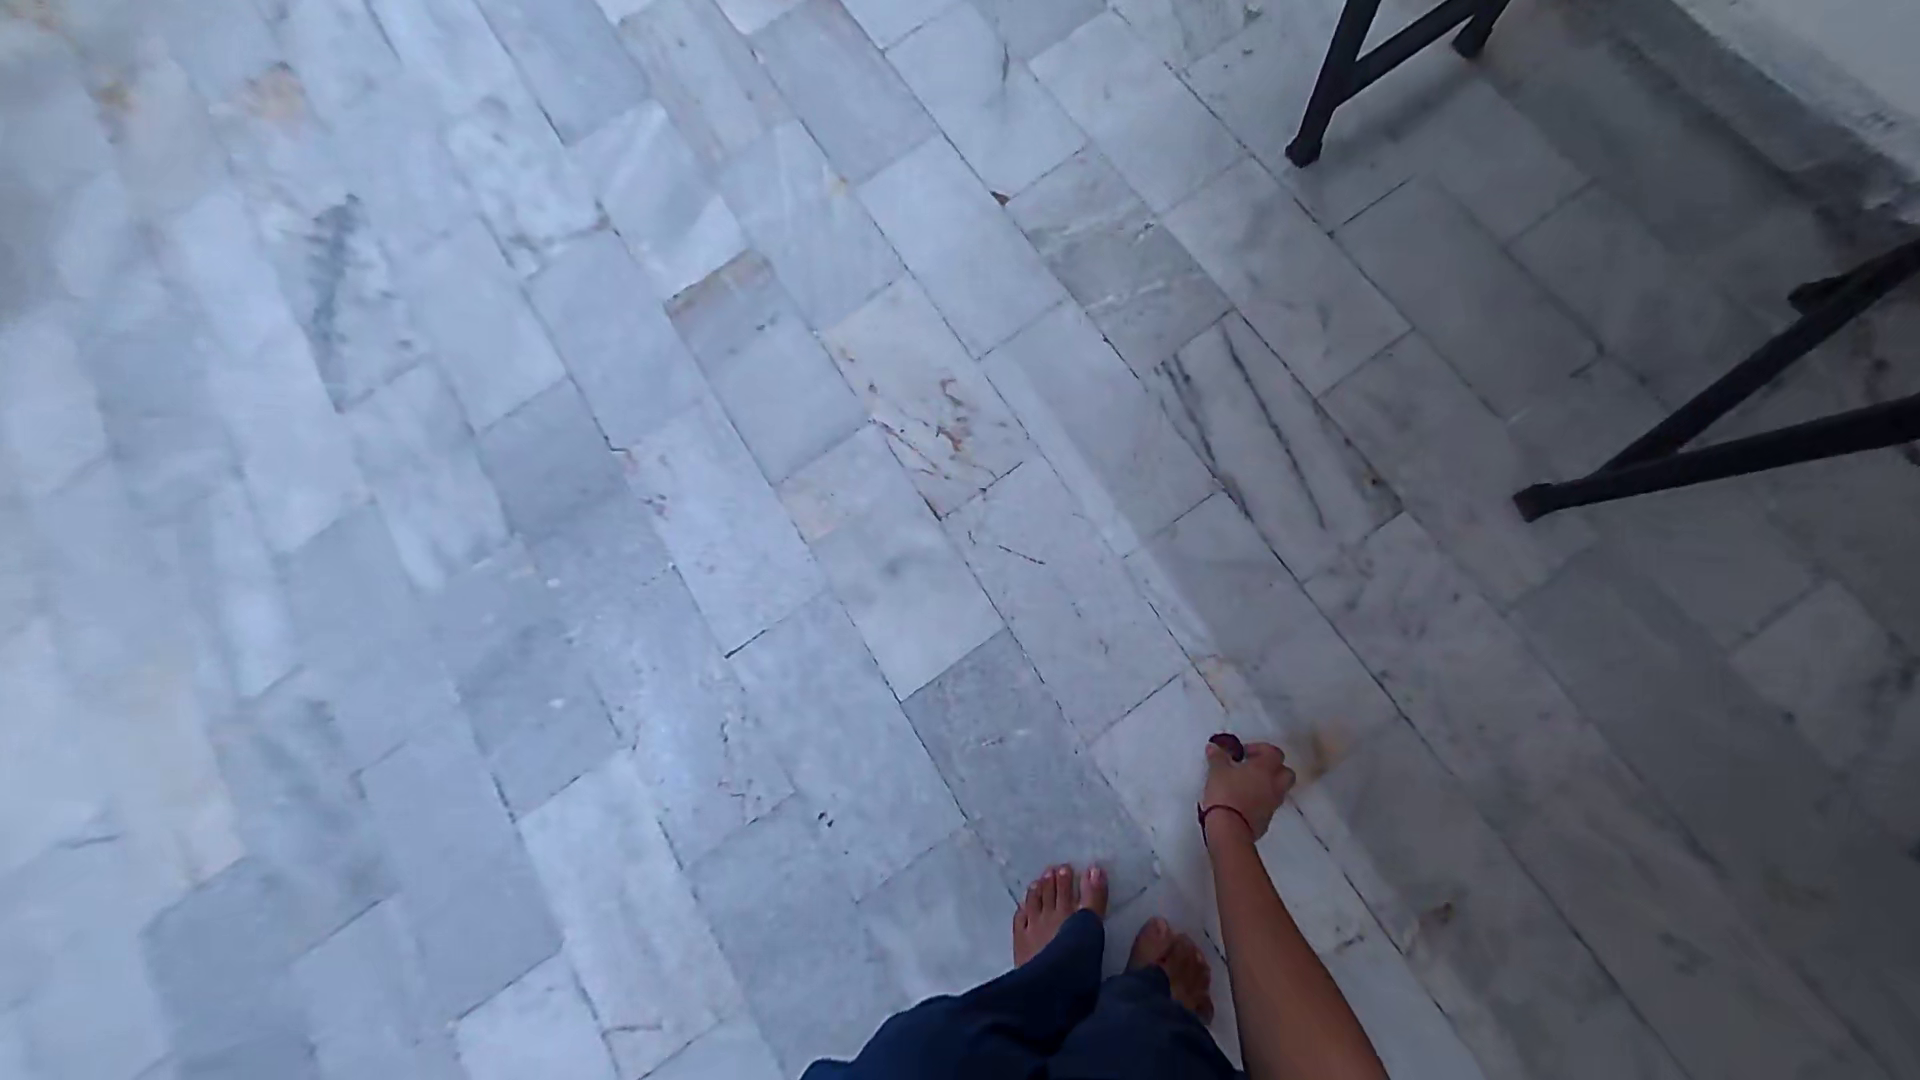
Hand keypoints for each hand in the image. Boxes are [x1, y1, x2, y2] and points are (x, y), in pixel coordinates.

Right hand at [1200, 739, 1295, 840]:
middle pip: (1285, 771)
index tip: (1243, 752)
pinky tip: (1244, 799)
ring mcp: (1274, 803)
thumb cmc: (1225, 792)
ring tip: (1246, 783)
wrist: (1230, 828)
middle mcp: (1275, 784)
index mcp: (1265, 768)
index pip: (1274, 752)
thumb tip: (1215, 747)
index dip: (1260, 749)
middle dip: (1272, 767)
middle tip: (1252, 767)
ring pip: (1279, 788)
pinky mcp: (1268, 818)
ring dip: (1267, 783)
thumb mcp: (1217, 770)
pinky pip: (1270, 803)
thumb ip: (1218, 756)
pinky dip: (1261, 798)